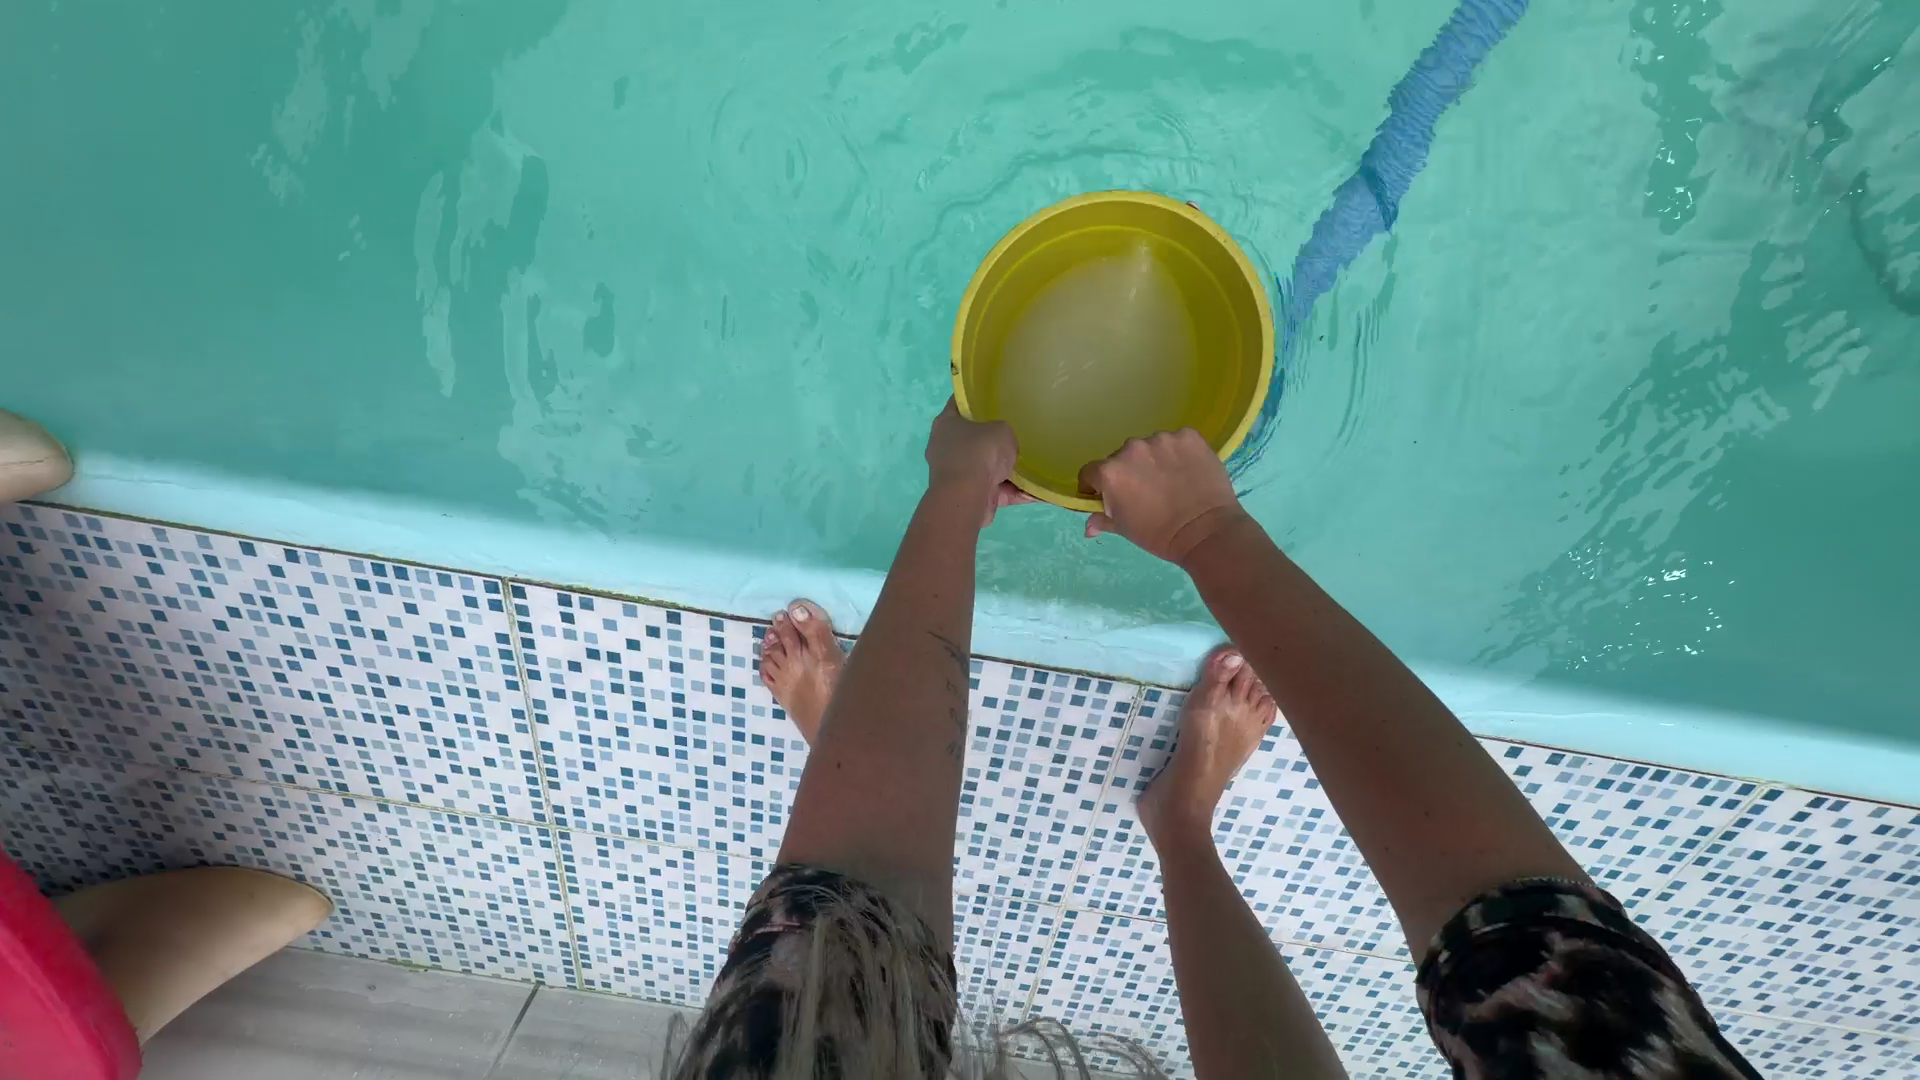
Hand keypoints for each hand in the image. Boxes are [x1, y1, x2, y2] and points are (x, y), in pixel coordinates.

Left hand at [925, 398, 1032, 526]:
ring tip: (1034, 466)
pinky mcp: (968, 497)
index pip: (958, 403)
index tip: (992, 397)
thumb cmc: (979, 452)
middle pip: (973, 439)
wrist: (967, 497)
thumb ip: (1004, 432)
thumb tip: (1005, 444)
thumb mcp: (1001, 429)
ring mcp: (956, 474)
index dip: (974, 399)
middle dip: (993, 440)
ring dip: (1007, 471)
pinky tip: (1038, 493)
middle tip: (1017, 433)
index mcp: (946, 423)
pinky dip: (1014, 492)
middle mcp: (946, 447)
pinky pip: (996, 491)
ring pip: (986, 468)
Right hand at [1078, 428, 1249, 563]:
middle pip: (1121, 457)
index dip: (1094, 486)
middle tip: (1144, 491)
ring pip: (1150, 447)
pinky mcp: (1189, 436)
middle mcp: (1131, 449)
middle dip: (1128, 472)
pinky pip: (1176, 441)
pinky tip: (1187, 471)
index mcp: (1110, 472)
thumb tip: (1089, 526)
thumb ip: (1103, 520)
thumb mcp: (1125, 530)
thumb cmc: (1159, 535)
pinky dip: (1178, 453)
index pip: (1090, 472)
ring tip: (1170, 481)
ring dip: (1153, 460)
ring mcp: (1162, 440)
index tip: (1105, 496)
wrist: (1206, 532)